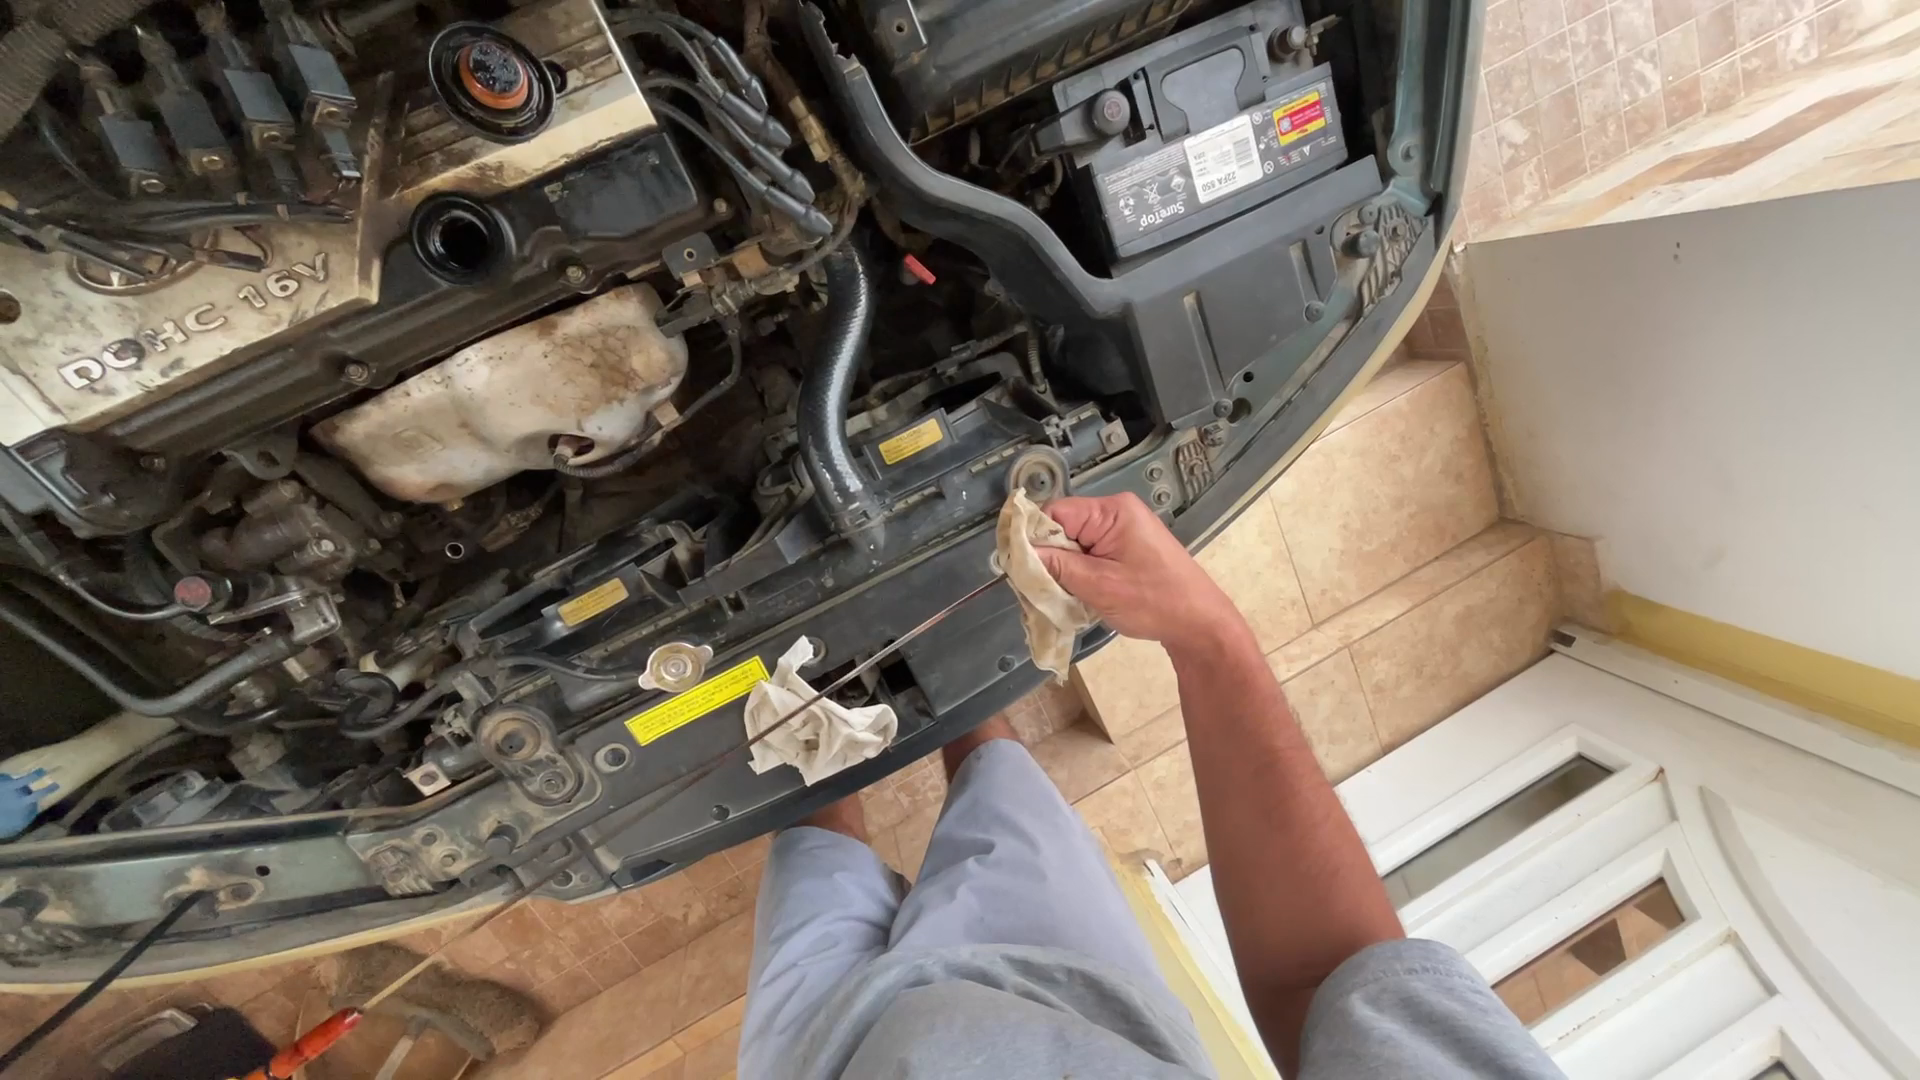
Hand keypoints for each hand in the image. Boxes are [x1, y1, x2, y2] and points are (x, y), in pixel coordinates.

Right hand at [1034, 493, 1249, 655]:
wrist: (1200, 624)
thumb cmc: (1155, 602)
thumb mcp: (1099, 585)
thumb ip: (1055, 566)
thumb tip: (1016, 554)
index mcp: (1112, 511)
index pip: (1055, 513)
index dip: (1034, 538)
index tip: (1020, 567)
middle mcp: (1116, 513)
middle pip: (1062, 527)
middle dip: (1048, 557)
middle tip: (1041, 588)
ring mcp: (1122, 530)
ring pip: (1073, 543)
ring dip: (1063, 569)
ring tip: (1062, 595)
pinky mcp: (1125, 548)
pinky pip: (1088, 553)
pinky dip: (1079, 573)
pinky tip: (1079, 594)